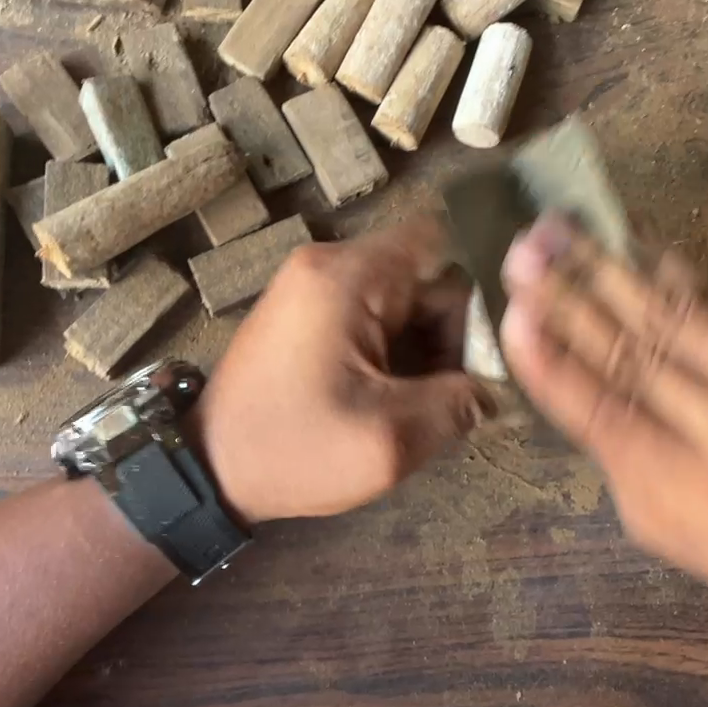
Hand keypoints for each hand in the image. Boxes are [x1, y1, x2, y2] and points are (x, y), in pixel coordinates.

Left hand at [193, 217, 488, 525]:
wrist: (206, 468)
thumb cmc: (293, 451)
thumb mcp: (389, 441)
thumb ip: (458, 403)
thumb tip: (494, 387)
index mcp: (348, 276)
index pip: (441, 238)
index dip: (482, 278)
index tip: (501, 334)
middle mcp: (328, 263)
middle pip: (424, 275)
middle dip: (450, 332)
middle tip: (454, 393)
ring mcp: (313, 284)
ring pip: (402, 298)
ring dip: (423, 346)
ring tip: (418, 403)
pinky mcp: (306, 310)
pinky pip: (372, 313)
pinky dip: (393, 349)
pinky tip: (391, 394)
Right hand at [497, 214, 707, 604]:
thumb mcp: (663, 524)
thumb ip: (615, 452)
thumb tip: (560, 371)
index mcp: (706, 490)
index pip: (612, 416)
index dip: (556, 365)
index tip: (512, 316)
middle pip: (639, 351)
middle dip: (571, 298)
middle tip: (522, 254)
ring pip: (674, 310)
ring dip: (607, 265)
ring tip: (557, 229)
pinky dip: (656, 263)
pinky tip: (618, 235)